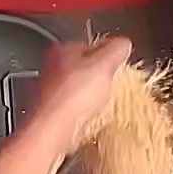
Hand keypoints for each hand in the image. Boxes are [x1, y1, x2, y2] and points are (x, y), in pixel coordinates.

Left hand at [25, 36, 132, 158]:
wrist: (53, 130)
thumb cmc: (73, 96)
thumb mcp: (104, 66)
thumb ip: (116, 51)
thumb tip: (123, 44)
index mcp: (62, 50)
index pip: (91, 45)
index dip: (109, 54)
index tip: (119, 63)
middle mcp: (51, 68)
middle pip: (84, 68)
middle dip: (99, 77)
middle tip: (112, 85)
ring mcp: (49, 92)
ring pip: (78, 90)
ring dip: (91, 97)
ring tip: (102, 104)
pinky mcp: (51, 113)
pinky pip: (73, 109)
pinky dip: (83, 113)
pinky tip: (90, 118)